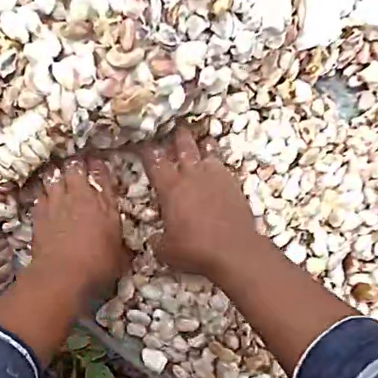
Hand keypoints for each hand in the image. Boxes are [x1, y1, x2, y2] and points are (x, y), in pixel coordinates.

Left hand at [24, 155, 129, 302]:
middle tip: (76, 168)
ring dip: (56, 176)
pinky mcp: (39, 213)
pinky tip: (45, 199)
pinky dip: (43, 194)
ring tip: (58, 179)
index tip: (96, 164)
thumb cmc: (97, 267)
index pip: (101, 175)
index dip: (98, 166)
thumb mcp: (120, 257)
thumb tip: (128, 250)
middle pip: (75, 168)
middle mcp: (80, 197)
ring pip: (54, 176)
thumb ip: (121, 245)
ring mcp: (57, 202)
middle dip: (75, 165)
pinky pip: (40, 195)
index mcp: (105, 204)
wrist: (63, 274)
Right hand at [141, 126, 267, 281]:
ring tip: (204, 140)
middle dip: (178, 137)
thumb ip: (158, 241)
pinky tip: (220, 168)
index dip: (147, 151)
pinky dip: (219, 165)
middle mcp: (192, 176)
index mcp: (170, 187)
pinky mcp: (234, 186)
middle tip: (176, 127)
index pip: (154, 162)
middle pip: (184, 147)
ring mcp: (216, 178)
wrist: (234, 249)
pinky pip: (224, 168)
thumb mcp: (166, 250)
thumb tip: (154, 240)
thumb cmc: (194, 249)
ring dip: (204, 146)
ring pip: (208, 153)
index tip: (143, 143)